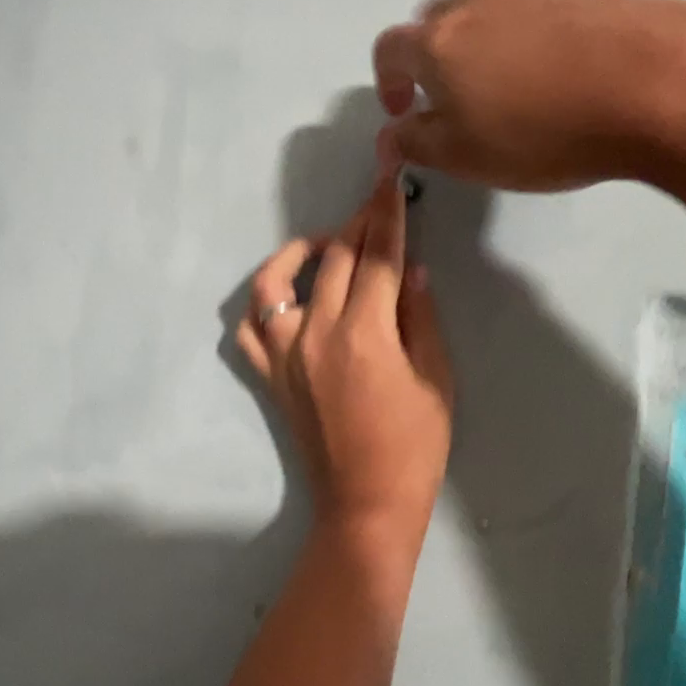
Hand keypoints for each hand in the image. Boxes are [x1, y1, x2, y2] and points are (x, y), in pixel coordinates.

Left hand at [236, 157, 454, 536]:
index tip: (391, 182)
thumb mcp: (435, 380)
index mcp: (365, 332)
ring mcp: (284, 354)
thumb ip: (420, 318)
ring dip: (299, 254)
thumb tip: (410, 269)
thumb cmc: (414, 448)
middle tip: (375, 206)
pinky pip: (250, 329)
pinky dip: (263, 306)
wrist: (365, 503)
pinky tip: (287, 301)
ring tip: (324, 249)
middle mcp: (316, 332)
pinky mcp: (269, 376)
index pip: (379, 256)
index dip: (388, 215)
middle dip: (358, 225)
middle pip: (334, 260)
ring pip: (275, 283)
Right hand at [371, 0, 685, 191]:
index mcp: (437, 41)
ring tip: (511, 90)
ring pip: (489, 13)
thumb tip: (388, 136)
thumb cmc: (540, 131)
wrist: (657, 83)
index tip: (405, 113)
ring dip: (483, 47)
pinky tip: (560, 77)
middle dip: (432, 58)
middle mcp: (478, 3)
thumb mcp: (462, 156)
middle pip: (436, 20)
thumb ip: (415, 144)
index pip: (388, 49)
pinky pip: (538, 14)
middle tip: (453, 99)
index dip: (386, 83)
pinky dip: (532, 41)